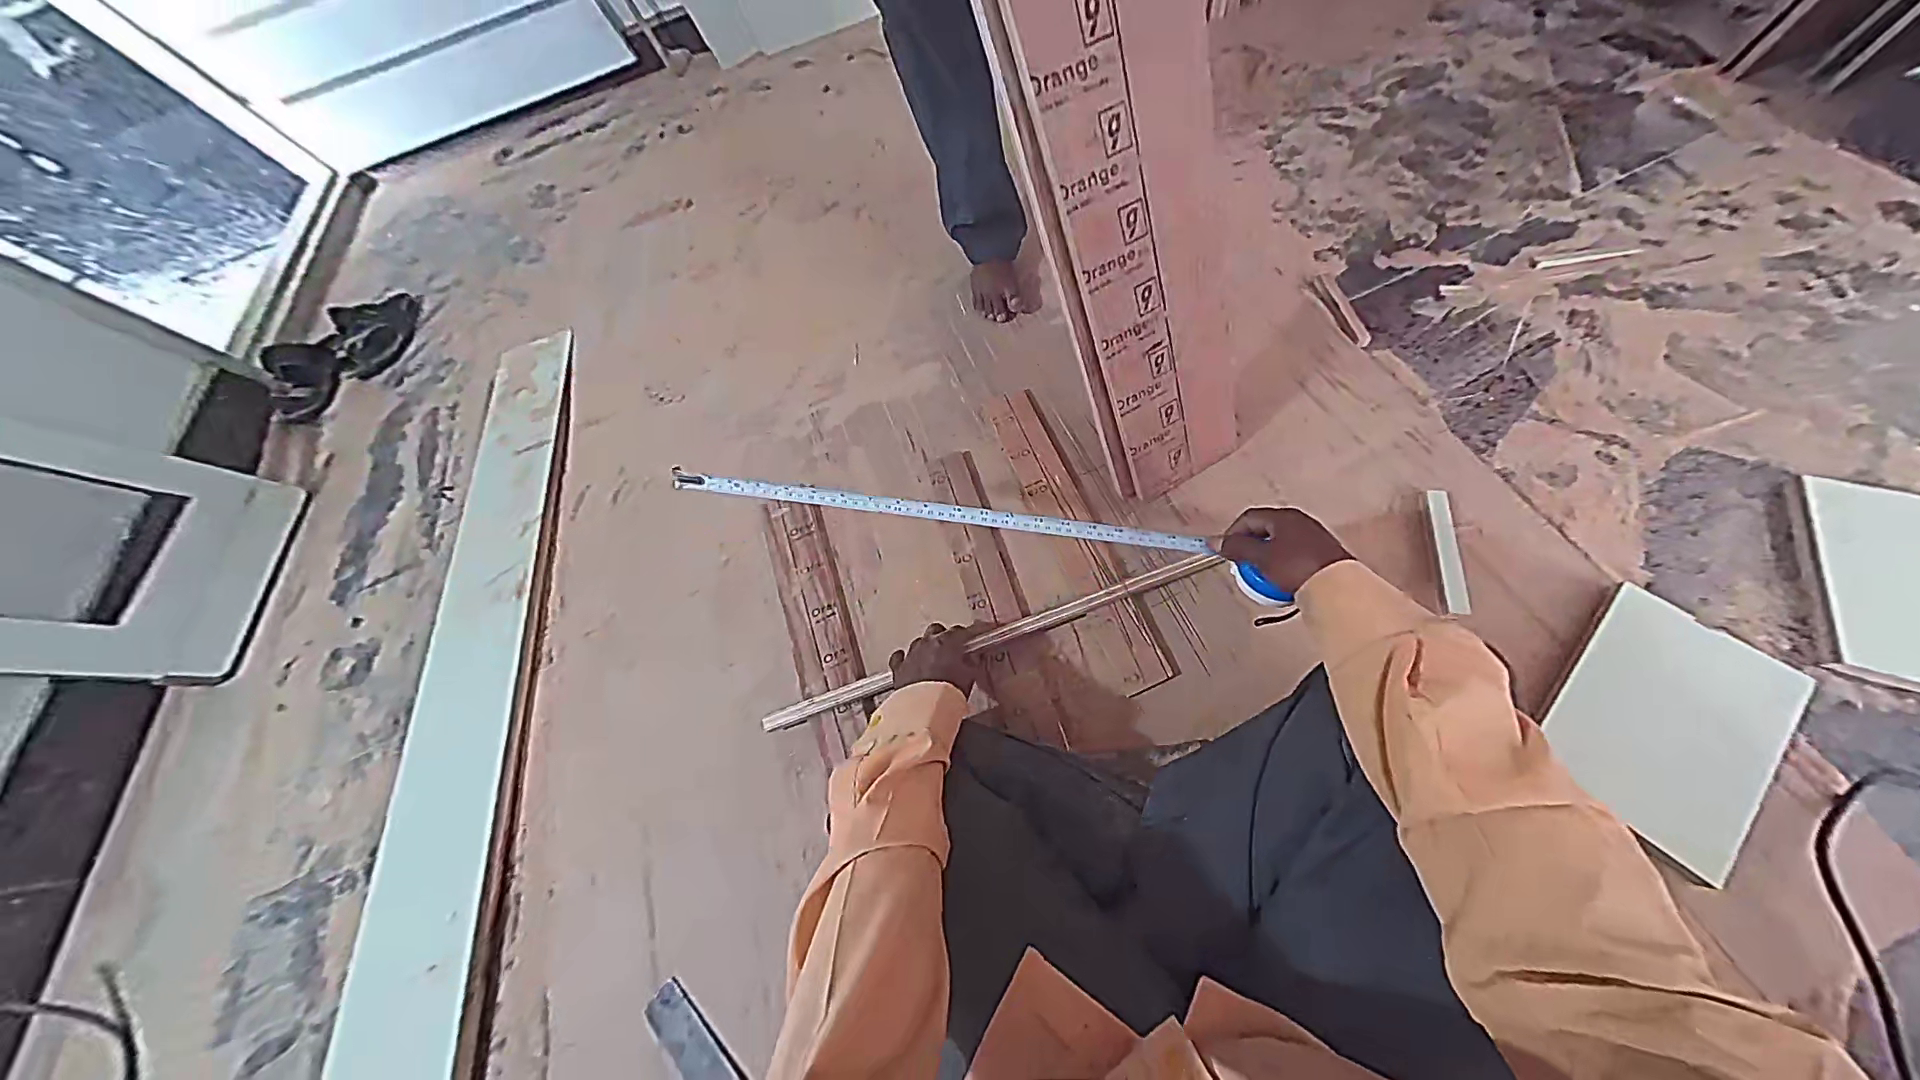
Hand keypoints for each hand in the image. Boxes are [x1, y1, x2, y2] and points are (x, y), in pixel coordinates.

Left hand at [889, 622, 986, 695]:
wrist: (924, 710)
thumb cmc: (947, 694)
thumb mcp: (969, 676)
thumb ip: (971, 662)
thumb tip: (972, 658)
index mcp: (948, 642)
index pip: (962, 631)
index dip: (970, 634)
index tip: (974, 637)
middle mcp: (928, 643)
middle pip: (937, 631)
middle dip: (945, 637)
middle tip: (953, 648)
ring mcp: (912, 654)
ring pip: (920, 642)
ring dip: (927, 648)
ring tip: (934, 659)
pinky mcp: (898, 668)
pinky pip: (900, 657)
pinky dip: (906, 658)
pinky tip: (910, 663)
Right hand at [1218, 507, 1352, 594]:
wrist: (1336, 588)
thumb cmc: (1295, 567)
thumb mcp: (1260, 557)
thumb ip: (1236, 548)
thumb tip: (1215, 543)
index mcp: (1284, 517)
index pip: (1249, 517)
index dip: (1233, 533)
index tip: (1226, 551)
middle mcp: (1300, 521)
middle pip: (1265, 529)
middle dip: (1249, 546)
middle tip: (1242, 564)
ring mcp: (1314, 536)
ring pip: (1279, 543)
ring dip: (1264, 557)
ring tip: (1260, 575)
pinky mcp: (1323, 553)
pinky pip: (1293, 554)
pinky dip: (1281, 564)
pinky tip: (1280, 579)